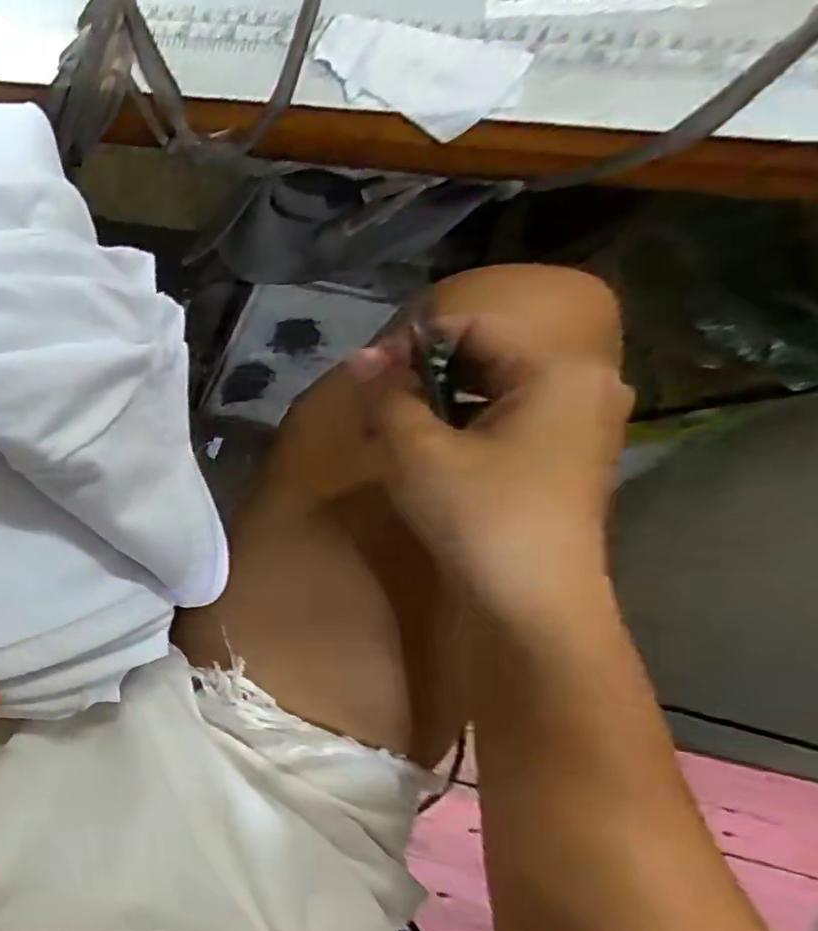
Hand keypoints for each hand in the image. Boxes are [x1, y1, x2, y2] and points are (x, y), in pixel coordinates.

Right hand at [349, 314, 633, 623]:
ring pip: (496, 385)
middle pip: (490, 352)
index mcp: (557, 371)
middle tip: (374, 400)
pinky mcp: (566, 453)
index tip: (367, 373)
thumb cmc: (476, 511)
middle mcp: (583, 384)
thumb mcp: (416, 449)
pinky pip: (508, 414)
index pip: (476, 325)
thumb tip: (360, 354)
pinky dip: (464, 419)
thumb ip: (388, 395)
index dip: (413, 341)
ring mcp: (580, 421)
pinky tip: (427, 445)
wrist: (530, 594)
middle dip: (424, 370)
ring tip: (391, 424)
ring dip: (439, 397)